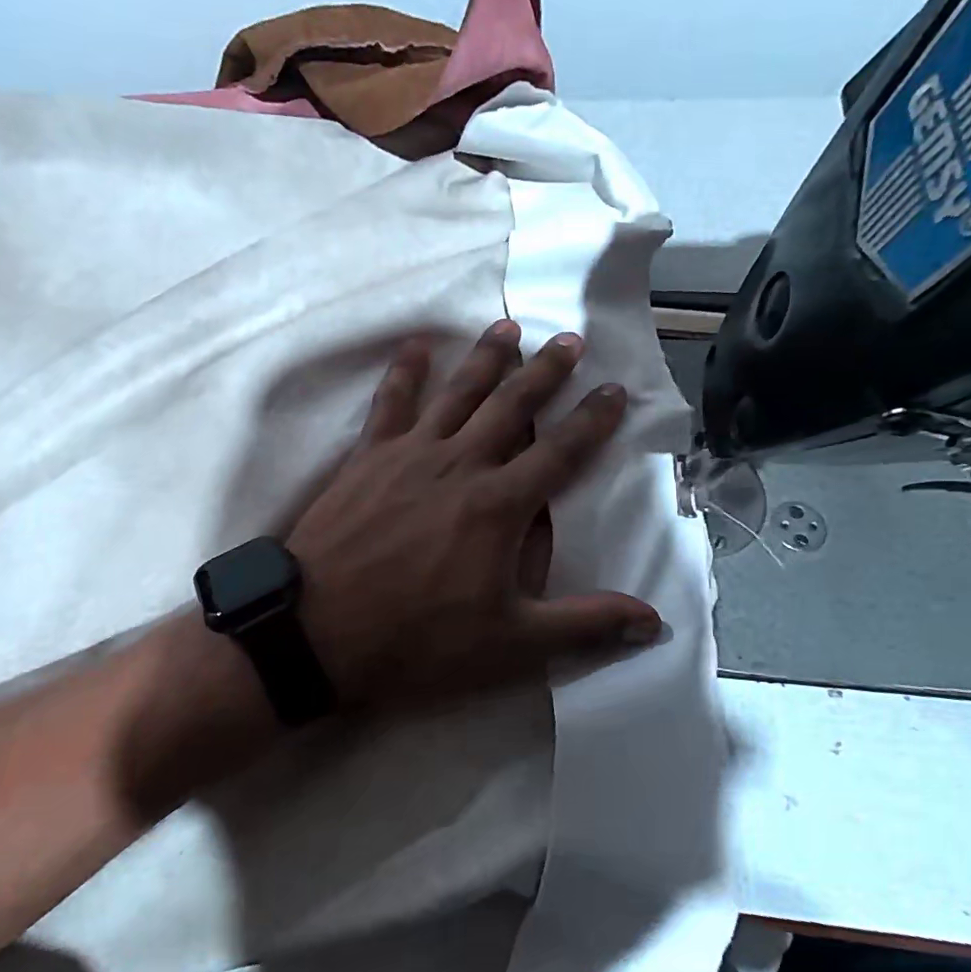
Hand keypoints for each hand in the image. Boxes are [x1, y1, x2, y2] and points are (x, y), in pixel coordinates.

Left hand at [287, 319, 660, 706]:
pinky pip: (391, 403)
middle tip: (569, 340)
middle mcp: (461, 465)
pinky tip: (417, 347)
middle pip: (512, 406)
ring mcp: (410, 455)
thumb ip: (585, 624)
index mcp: (501, 505)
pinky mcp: (368, 458)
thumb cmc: (421, 639)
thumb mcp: (514, 643)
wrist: (317, 634)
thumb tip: (653, 621)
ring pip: (458, 393)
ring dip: (486, 359)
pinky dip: (405, 371)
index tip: (614, 390)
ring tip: (508, 328)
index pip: (561, 451)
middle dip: (545, 371)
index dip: (594, 419)